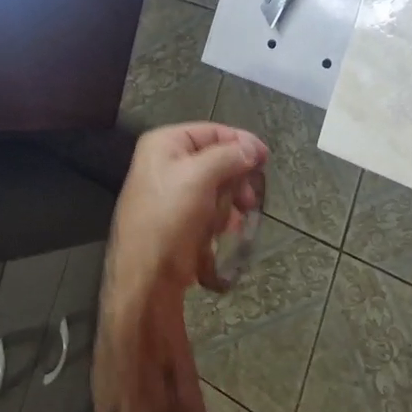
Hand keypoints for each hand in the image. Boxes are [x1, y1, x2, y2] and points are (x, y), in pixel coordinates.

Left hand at [105, 123, 267, 304]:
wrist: (145, 280)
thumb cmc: (170, 219)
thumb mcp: (201, 177)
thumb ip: (229, 156)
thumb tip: (253, 148)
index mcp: (163, 143)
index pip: (212, 131)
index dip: (241, 142)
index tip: (266, 159)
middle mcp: (163, 163)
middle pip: (215, 159)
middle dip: (235, 179)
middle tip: (249, 199)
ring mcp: (168, 193)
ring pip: (214, 187)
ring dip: (227, 203)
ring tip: (232, 222)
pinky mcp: (175, 220)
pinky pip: (205, 210)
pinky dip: (217, 219)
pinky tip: (220, 234)